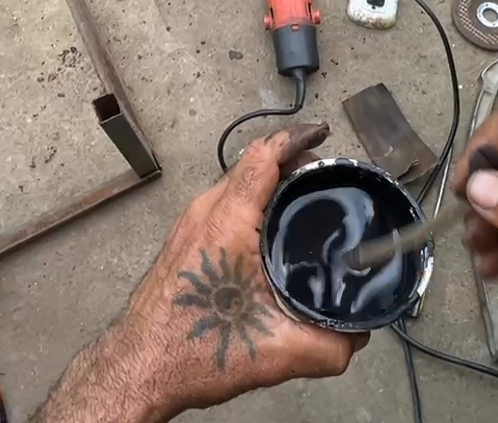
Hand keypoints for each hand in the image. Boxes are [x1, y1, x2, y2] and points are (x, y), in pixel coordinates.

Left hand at [31, 123, 367, 422]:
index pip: (264, 156)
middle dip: (290, 158)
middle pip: (252, 162)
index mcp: (228, 220)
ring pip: (235, 180)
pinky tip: (267, 224)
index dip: (296, 138)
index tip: (323, 132)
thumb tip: (358, 335)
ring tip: (301, 194)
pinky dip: (251, 196)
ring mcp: (190, 221)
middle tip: (323, 172)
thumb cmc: (194, 349)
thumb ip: (328, 345)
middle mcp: (206, 210)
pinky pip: (223, 199)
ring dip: (269, 178)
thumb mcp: (274, 352)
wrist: (138, 365)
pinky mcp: (184, 236)